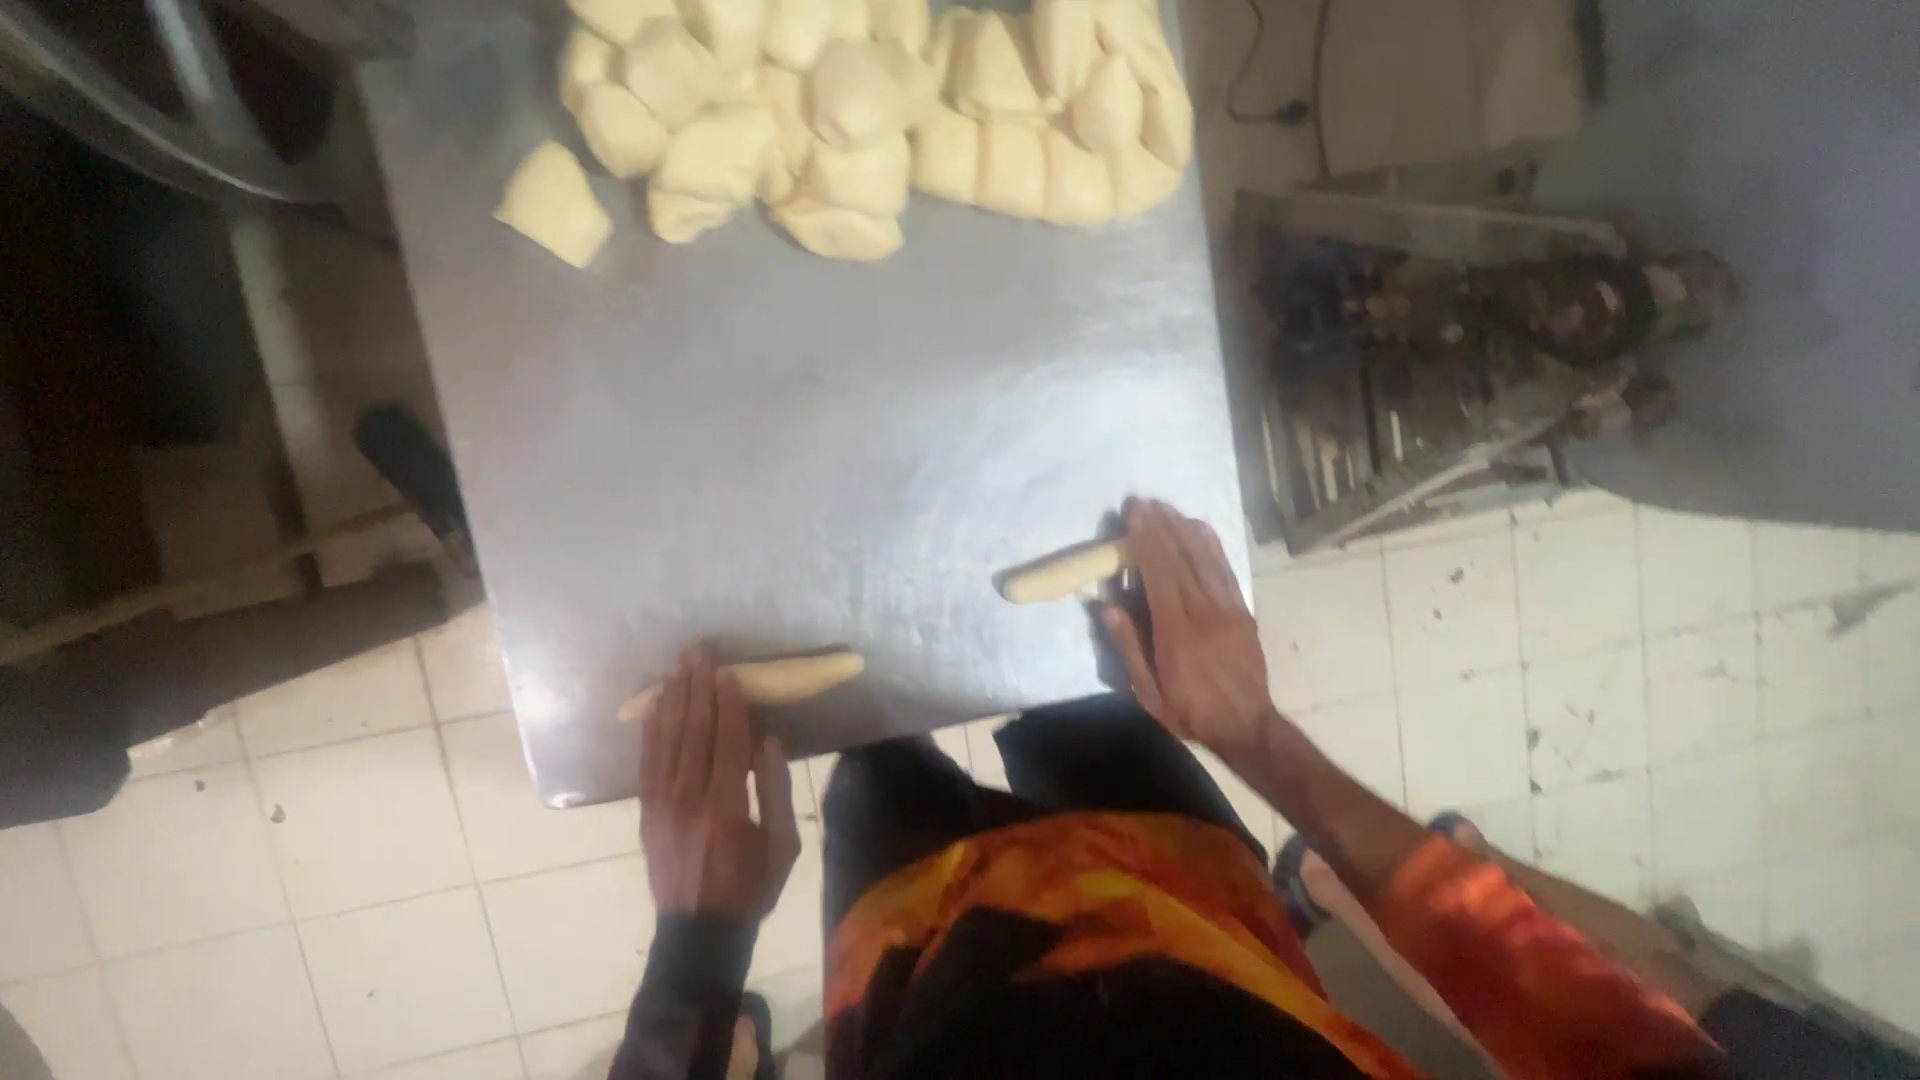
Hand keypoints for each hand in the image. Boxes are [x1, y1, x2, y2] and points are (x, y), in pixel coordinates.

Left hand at [638, 648, 800, 919]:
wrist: (698, 933)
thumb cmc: (751, 887)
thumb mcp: (783, 845)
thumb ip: (776, 790)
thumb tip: (768, 740)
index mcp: (725, 809)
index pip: (726, 743)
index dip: (728, 705)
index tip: (728, 672)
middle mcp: (687, 800)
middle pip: (693, 733)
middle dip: (698, 689)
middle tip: (699, 652)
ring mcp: (661, 806)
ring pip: (666, 741)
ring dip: (673, 700)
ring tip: (678, 666)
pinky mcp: (646, 813)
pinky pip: (647, 763)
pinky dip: (651, 730)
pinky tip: (655, 705)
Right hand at [1101, 499, 1278, 754]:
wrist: (1248, 726)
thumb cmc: (1190, 712)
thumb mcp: (1148, 693)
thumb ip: (1128, 648)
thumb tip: (1107, 607)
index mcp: (1176, 633)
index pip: (1159, 576)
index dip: (1146, 542)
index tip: (1134, 516)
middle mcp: (1204, 613)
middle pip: (1181, 560)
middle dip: (1161, 527)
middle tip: (1144, 501)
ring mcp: (1228, 609)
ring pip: (1205, 560)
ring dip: (1184, 529)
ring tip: (1167, 507)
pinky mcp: (1242, 611)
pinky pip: (1226, 571)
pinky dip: (1212, 546)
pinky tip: (1200, 528)